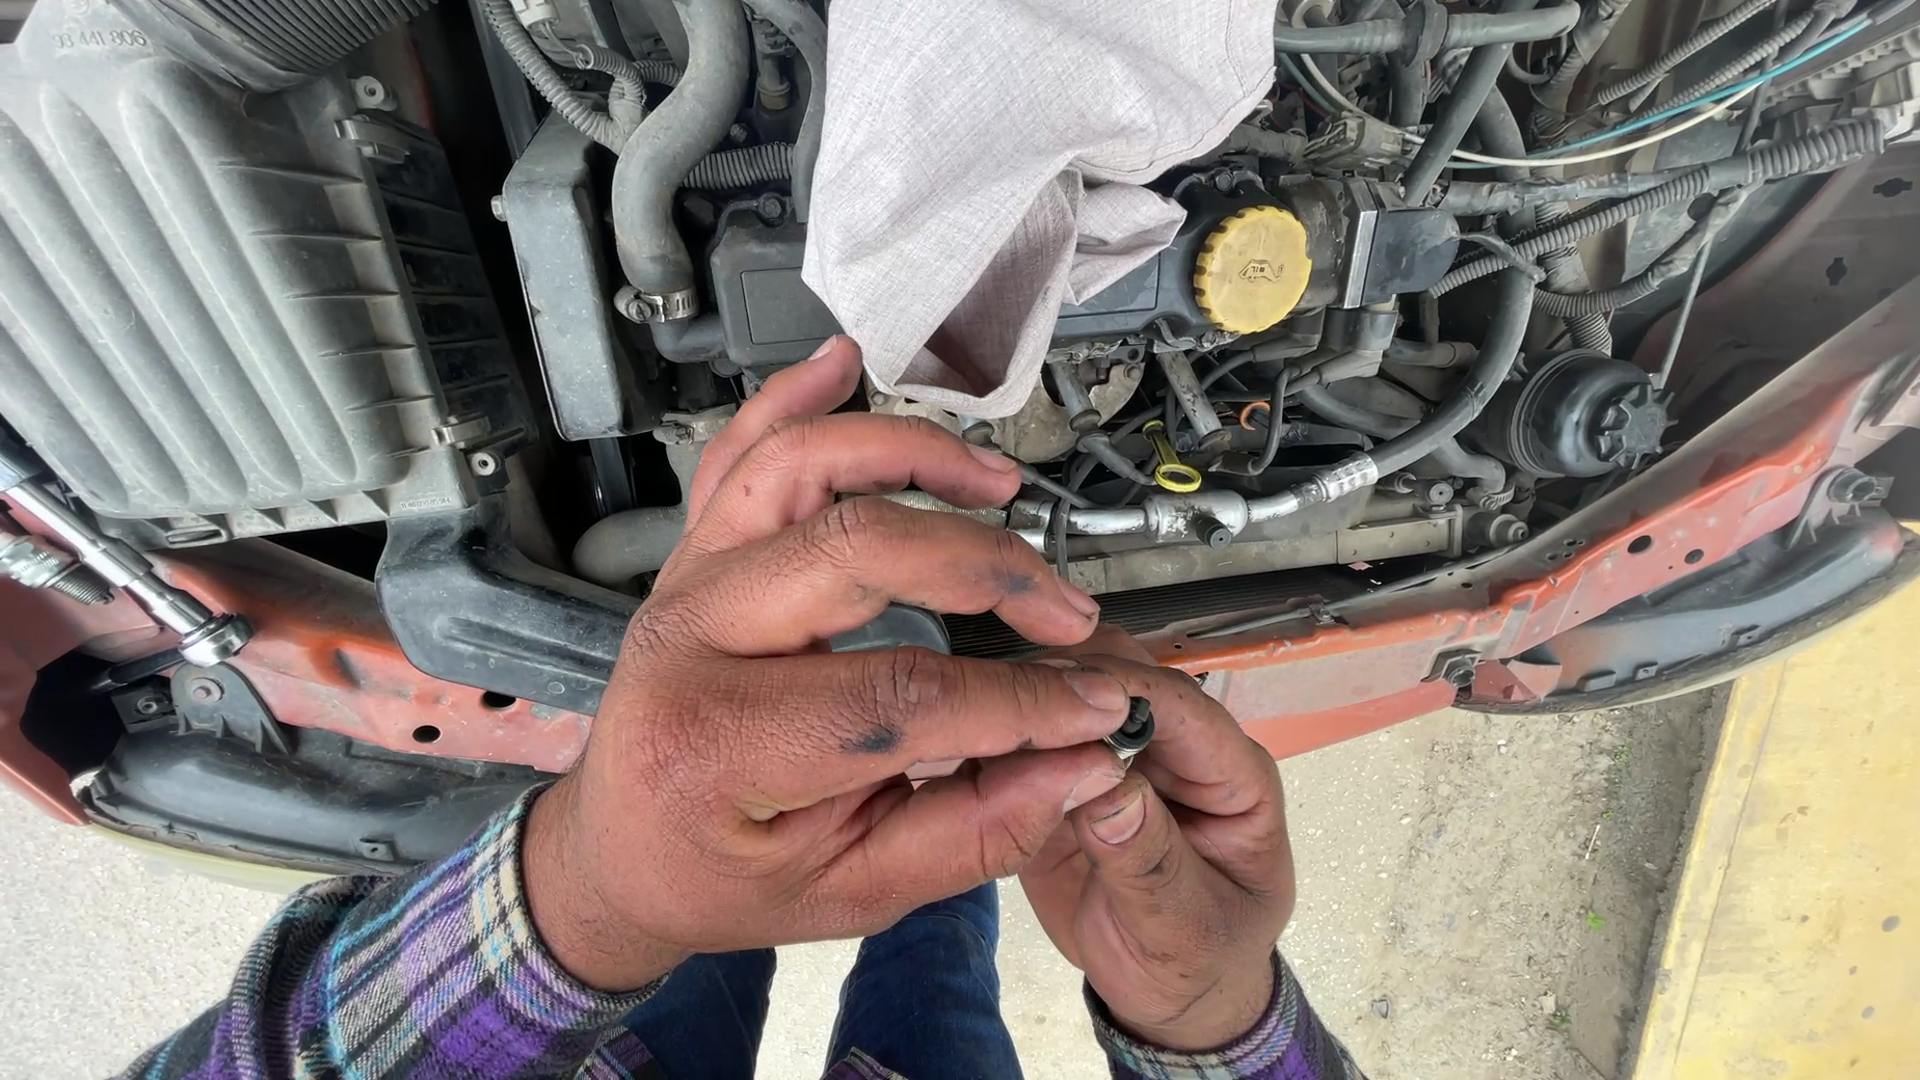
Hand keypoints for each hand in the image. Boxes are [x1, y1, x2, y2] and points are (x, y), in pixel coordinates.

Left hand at [523, 338, 1133, 990]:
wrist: (621, 845)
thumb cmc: (722, 875)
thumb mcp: (850, 889)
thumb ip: (972, 831)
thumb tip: (1078, 763)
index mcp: (718, 741)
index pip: (903, 697)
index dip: (1020, 703)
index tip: (1092, 706)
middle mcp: (692, 634)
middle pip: (861, 550)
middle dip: (988, 571)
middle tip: (1062, 608)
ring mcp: (691, 575)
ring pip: (802, 464)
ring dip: (911, 455)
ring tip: (997, 484)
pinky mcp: (699, 550)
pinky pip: (739, 449)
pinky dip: (794, 397)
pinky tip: (844, 366)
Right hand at [1019, 628, 1295, 1051]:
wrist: (1159, 995)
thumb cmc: (1193, 963)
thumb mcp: (1182, 931)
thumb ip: (1149, 862)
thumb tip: (1109, 788)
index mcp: (1228, 772)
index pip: (1180, 705)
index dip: (1122, 691)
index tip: (1059, 692)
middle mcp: (1175, 744)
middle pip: (1124, 675)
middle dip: (1065, 678)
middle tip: (1004, 698)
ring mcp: (1120, 750)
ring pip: (1074, 687)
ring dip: (1030, 693)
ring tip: (977, 712)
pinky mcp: (1070, 766)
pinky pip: (1037, 729)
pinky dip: (1006, 726)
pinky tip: (967, 736)